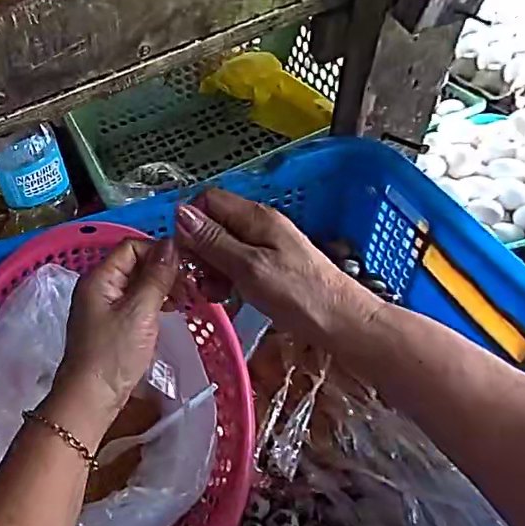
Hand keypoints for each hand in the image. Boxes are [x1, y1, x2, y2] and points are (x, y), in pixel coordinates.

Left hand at [44, 239, 179, 447]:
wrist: (91, 397)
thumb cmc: (113, 353)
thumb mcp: (140, 312)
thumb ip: (156, 277)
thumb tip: (171, 243)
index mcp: (99, 277)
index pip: (131, 246)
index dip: (159, 251)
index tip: (187, 266)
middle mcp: (98, 286)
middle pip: (135, 263)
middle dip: (164, 270)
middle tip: (193, 285)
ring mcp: (104, 306)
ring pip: (137, 284)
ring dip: (162, 287)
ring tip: (187, 299)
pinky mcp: (112, 324)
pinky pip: (136, 303)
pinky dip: (155, 303)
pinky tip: (172, 312)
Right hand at [174, 188, 384, 344]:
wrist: (345, 325)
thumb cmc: (299, 296)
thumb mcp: (248, 267)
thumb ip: (213, 241)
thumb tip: (180, 213)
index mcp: (255, 217)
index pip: (207, 200)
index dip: (189, 222)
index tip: (184, 253)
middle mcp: (259, 225)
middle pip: (211, 224)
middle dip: (198, 249)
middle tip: (199, 279)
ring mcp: (265, 245)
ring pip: (220, 246)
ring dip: (209, 268)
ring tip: (213, 293)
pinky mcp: (268, 265)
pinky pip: (234, 263)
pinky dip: (224, 277)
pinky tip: (226, 296)